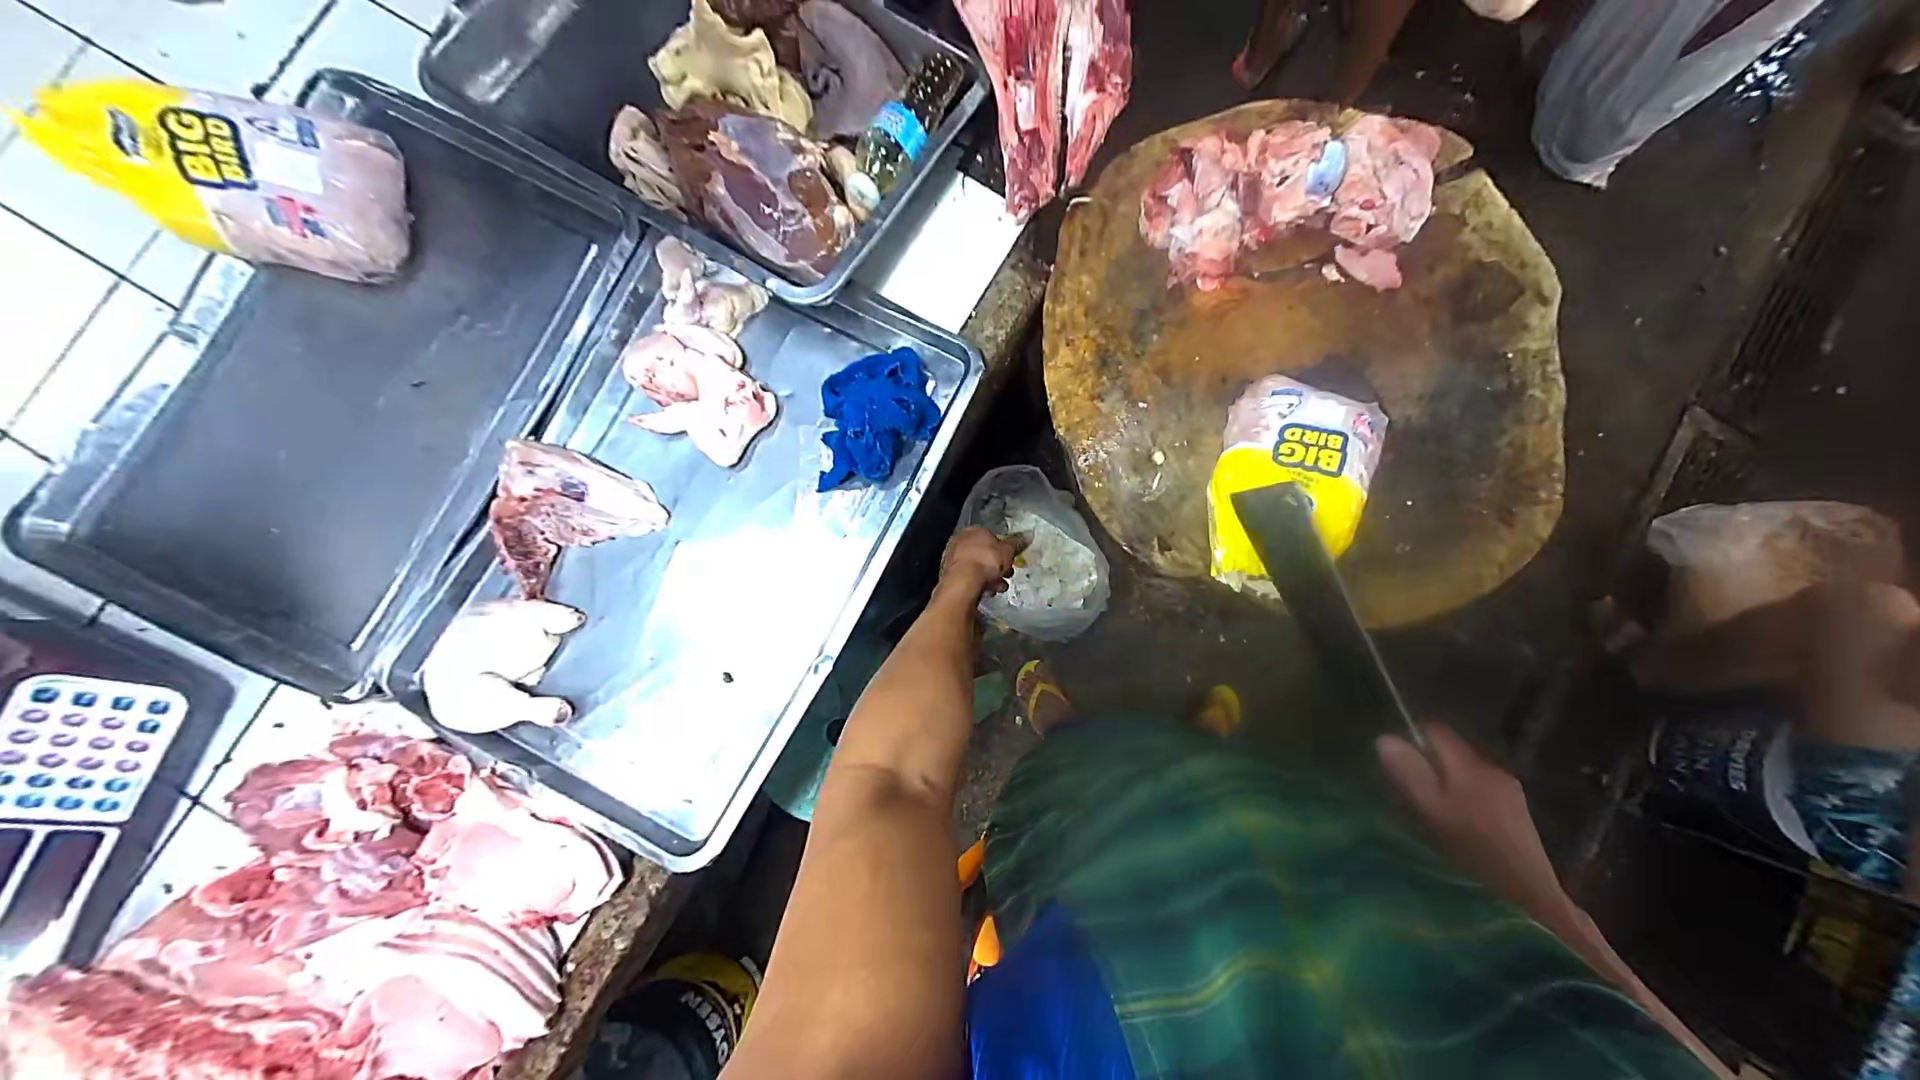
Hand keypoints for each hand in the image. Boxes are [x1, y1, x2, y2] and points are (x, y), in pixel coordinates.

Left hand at [940, 526, 1017, 600]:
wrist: (964, 581)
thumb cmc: (986, 560)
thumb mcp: (1008, 551)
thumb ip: (1017, 544)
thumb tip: (1025, 538)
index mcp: (974, 530)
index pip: (991, 537)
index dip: (1002, 550)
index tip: (1009, 560)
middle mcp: (960, 541)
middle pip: (984, 554)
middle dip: (997, 566)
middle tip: (1006, 574)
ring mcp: (953, 558)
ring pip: (976, 567)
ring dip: (989, 577)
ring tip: (998, 586)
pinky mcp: (949, 574)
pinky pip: (969, 577)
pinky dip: (977, 583)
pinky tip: (986, 591)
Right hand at [1377, 724, 1570, 919]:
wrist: (1530, 896)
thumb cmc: (1473, 849)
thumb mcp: (1430, 810)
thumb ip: (1408, 772)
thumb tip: (1384, 738)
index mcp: (1470, 765)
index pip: (1434, 730)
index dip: (1410, 738)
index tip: (1395, 760)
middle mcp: (1492, 769)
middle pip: (1449, 751)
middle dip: (1426, 763)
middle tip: (1408, 791)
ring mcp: (1508, 790)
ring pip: (1463, 771)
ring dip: (1444, 782)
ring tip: (1431, 811)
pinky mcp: (1516, 811)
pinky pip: (1478, 789)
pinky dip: (1461, 797)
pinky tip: (1457, 824)